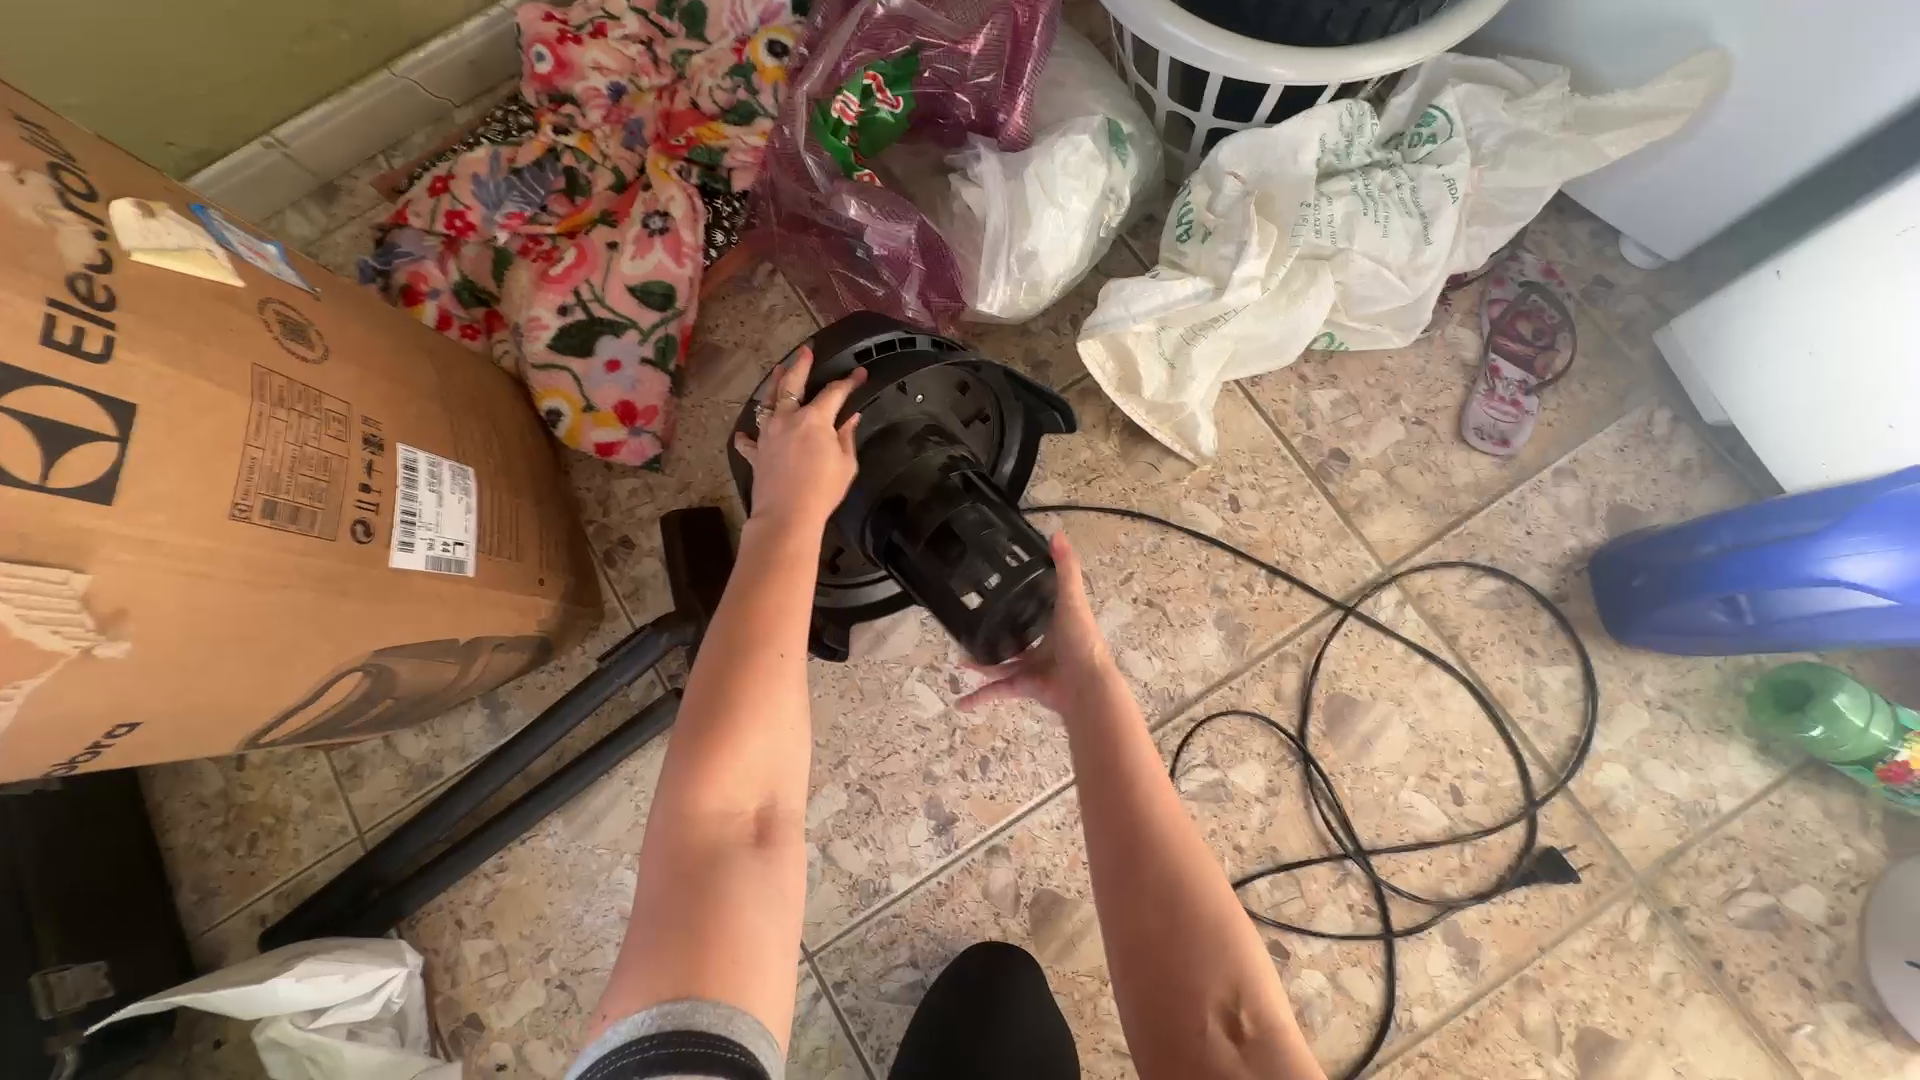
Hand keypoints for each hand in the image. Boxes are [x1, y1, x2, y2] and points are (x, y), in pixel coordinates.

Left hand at [734, 345, 866, 530]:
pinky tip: (747, 433)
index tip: (859, 374)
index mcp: (814, 420)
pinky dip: (749, 435)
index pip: (834, 393)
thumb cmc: (822, 490)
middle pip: (793, 384)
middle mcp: (787, 419)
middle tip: (805, 351)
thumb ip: (846, 437)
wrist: (787, 515)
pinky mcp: (755, 453)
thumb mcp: (846, 464)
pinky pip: (749, 439)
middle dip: (801, 365)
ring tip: (777, 371)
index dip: (848, 382)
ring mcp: (767, 434)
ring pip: (768, 402)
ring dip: (774, 385)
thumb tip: (850, 418)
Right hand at [957, 532, 1119, 714]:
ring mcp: (1034, 669)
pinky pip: (998, 692)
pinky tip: (960, 704)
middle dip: (995, 636)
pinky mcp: (1024, 688)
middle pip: (1015, 640)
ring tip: (959, 659)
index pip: (1036, 609)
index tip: (1001, 590)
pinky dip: (979, 699)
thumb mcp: (1072, 599)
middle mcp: (1044, 647)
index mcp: (1056, 624)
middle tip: (972, 627)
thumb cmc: (1081, 640)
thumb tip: (1057, 534)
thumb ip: (1065, 569)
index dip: (1021, 600)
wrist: (1087, 686)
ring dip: (981, 665)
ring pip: (1001, 666)